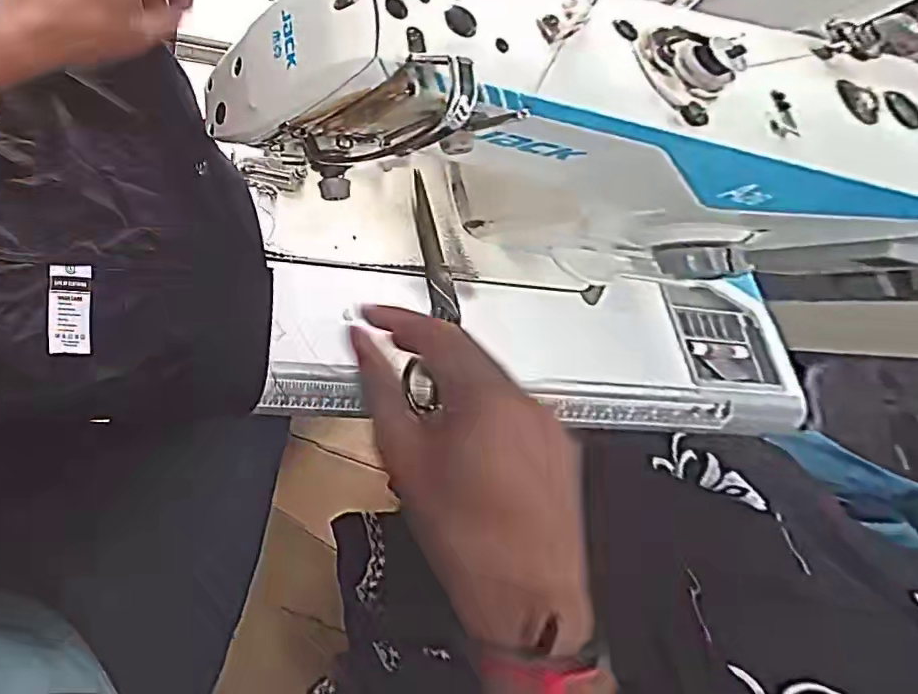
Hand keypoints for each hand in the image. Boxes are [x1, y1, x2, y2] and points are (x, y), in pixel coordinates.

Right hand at [350, 306, 594, 657]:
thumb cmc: (466, 537)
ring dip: (447, 367)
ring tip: (412, 382)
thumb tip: (360, 344)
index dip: (396, 318)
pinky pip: (509, 400)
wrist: (524, 600)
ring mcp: (548, 428)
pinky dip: (474, 393)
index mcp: (488, 400)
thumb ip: (377, 383)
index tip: (371, 315)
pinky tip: (451, 415)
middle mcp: (528, 406)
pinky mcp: (557, 448)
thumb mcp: (400, 448)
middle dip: (420, 340)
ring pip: (488, 373)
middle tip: (384, 339)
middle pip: (466, 348)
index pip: (437, 333)